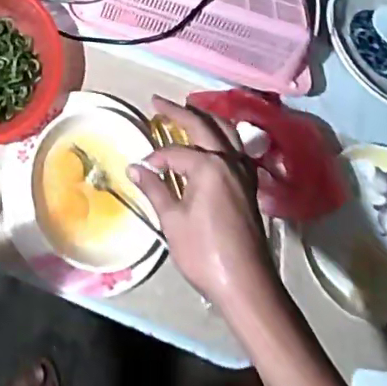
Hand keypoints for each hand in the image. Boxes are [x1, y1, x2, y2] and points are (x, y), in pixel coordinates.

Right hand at [127, 97, 277, 311]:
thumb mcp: (172, 221)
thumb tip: (135, 168)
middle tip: (158, 102)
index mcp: (209, 165)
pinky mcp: (250, 184)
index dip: (155, 157)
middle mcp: (229, 160)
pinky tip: (213, 142)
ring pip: (226, 131)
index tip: (141, 166)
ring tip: (188, 111)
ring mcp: (244, 171)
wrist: (246, 283)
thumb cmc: (205, 252)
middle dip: (180, 112)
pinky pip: (236, 147)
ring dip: (205, 118)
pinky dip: (222, 136)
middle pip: (203, 126)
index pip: (175, 151)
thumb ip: (155, 189)